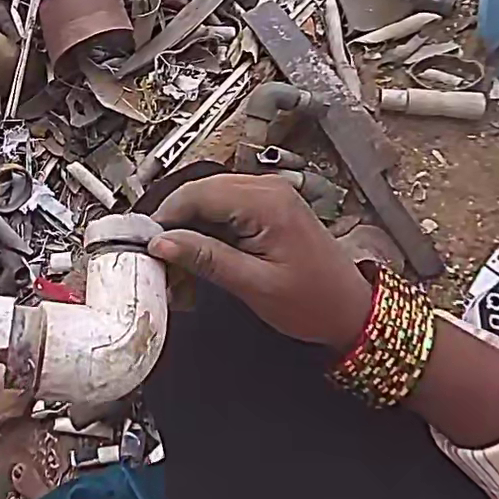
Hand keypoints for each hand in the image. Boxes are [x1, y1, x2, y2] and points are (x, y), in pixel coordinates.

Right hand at [147, 173, 374, 352]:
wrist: (351, 310)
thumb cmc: (314, 301)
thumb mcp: (253, 285)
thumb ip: (205, 259)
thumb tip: (162, 243)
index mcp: (267, 202)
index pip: (199, 194)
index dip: (167, 216)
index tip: (147, 242)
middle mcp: (268, 188)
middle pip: (202, 191)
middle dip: (176, 222)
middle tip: (160, 256)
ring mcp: (270, 194)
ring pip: (211, 197)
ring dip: (191, 226)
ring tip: (179, 262)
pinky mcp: (268, 205)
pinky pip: (226, 206)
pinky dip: (208, 228)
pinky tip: (201, 254)